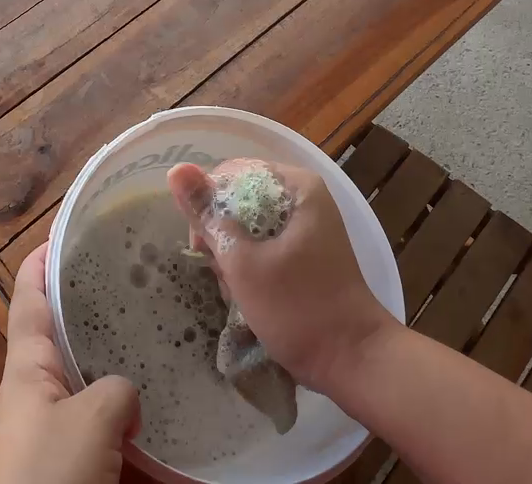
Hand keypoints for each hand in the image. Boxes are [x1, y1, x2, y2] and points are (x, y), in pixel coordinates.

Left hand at [0, 243, 141, 483]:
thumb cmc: (49, 476)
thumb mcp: (90, 420)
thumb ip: (115, 389)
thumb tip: (126, 392)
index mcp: (26, 368)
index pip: (28, 297)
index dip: (40, 260)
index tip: (64, 228)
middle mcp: (36, 393)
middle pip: (62, 336)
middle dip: (93, 309)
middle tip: (134, 281)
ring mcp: (53, 431)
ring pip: (89, 382)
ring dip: (118, 365)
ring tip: (158, 336)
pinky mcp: (71, 465)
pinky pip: (103, 427)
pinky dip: (128, 416)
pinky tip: (161, 411)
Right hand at [167, 160, 395, 393]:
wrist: (355, 362)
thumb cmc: (299, 309)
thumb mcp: (242, 263)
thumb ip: (207, 215)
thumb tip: (176, 169)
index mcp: (295, 186)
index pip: (230, 174)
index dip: (208, 206)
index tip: (204, 247)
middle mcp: (302, 197)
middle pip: (237, 200)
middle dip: (222, 238)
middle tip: (224, 274)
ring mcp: (306, 226)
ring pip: (247, 226)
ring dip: (234, 258)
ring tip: (240, 292)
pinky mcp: (305, 252)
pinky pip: (263, 245)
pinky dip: (251, 268)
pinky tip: (251, 296)